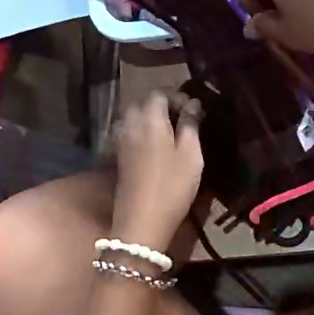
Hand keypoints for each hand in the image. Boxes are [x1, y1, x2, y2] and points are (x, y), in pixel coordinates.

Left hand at [110, 92, 203, 251]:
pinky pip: (129, 133)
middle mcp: (131, 124)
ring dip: (150, 119)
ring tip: (170, 132)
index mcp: (150, 119)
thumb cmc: (173, 186)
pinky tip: (157, 146)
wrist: (142, 221)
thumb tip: (193, 103)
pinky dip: (142, 132)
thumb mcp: (191, 155)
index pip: (159, 93)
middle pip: (142, 103)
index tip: (194, 108)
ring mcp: (121, 141)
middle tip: (183, 118)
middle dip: (162, 105)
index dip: (177, 95)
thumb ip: (191, 125)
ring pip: (133, 118)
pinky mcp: (119, 157)